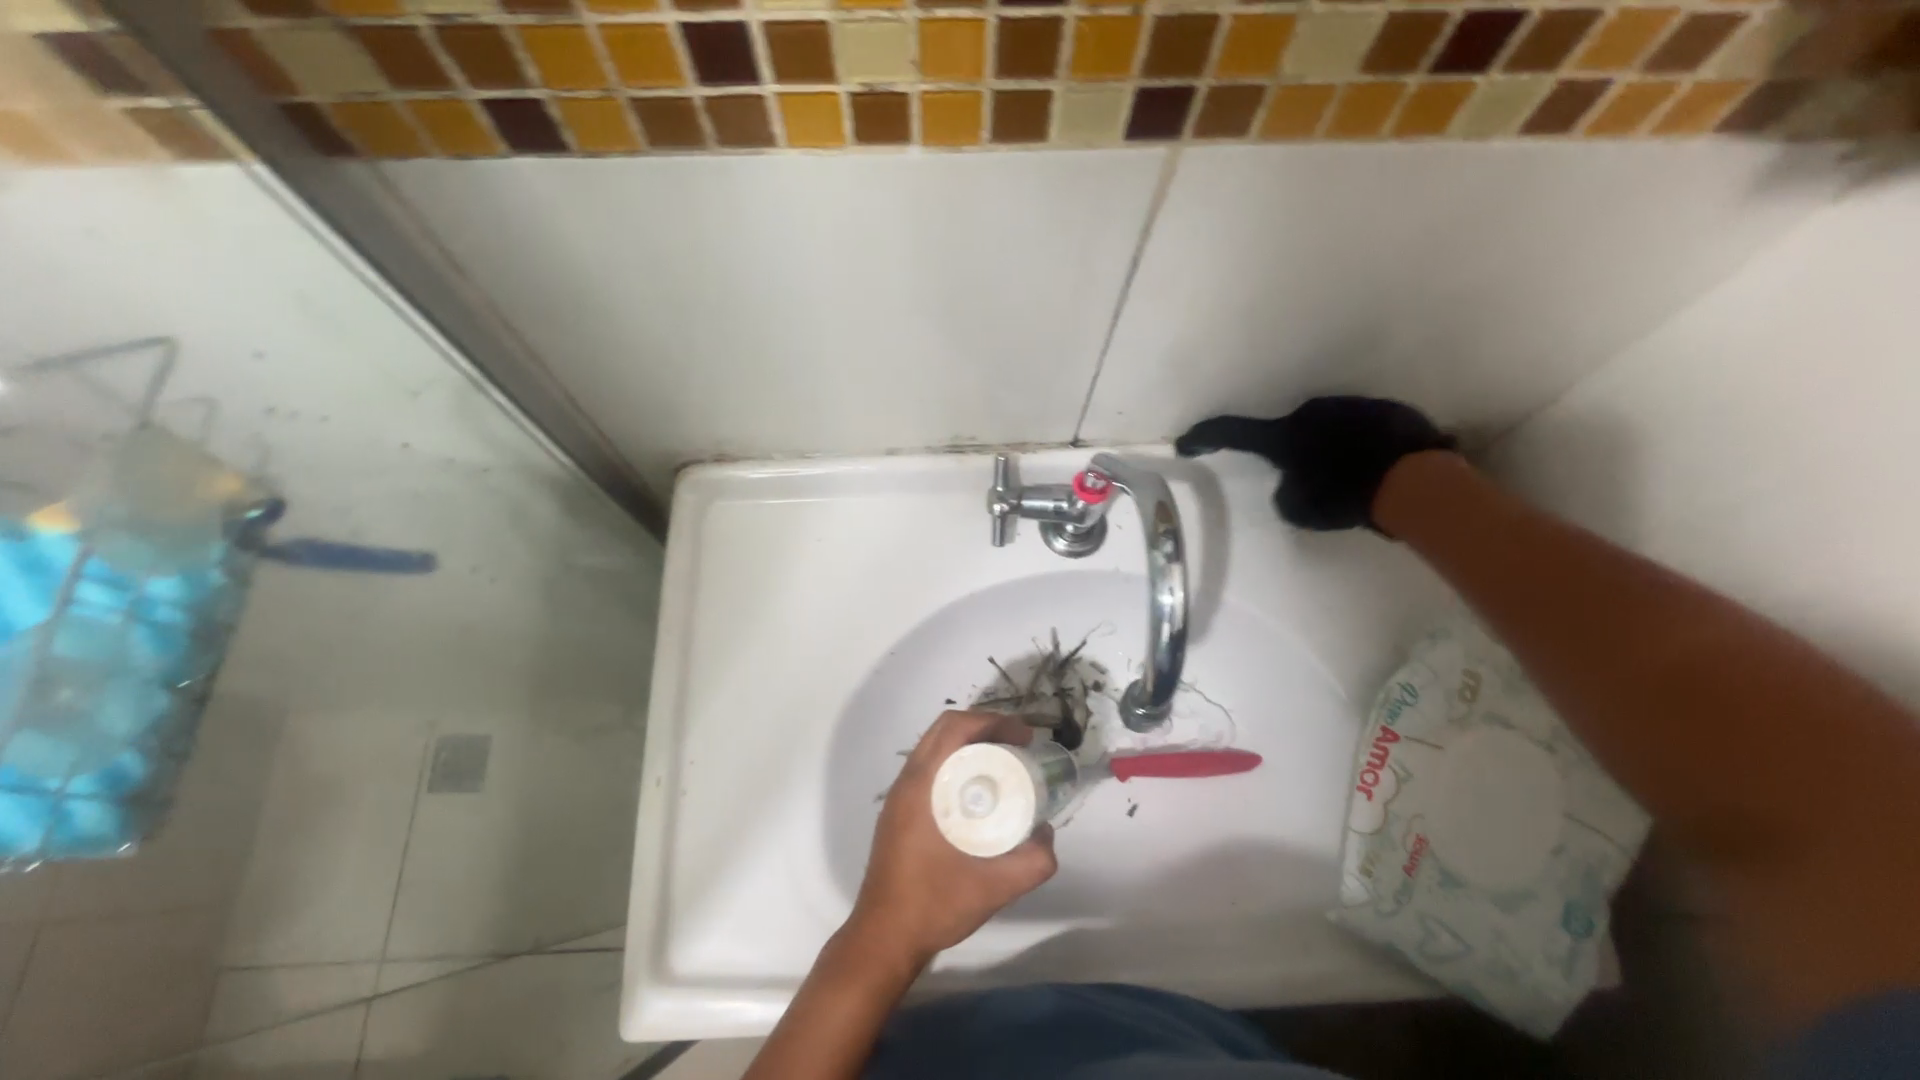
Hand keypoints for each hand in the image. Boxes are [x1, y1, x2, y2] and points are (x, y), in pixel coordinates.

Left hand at [848, 710, 1057, 967]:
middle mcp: (906, 784)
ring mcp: (899, 800)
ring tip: (1005, 767)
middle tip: (1020, 748)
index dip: (993, 722)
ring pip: (935, 751)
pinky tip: (980, 798)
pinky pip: (930, 772)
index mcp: (920, 787)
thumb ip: (1032, 862)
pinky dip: (957, 768)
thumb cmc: (933, 906)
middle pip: (945, 732)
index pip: (955, 728)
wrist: (884, 938)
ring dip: (970, 748)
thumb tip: (1047, 834)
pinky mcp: (899, 815)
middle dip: (986, 729)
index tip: (1025, 739)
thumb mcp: (994, 887)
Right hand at [1175, 396, 1455, 531]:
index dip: (1205, 438)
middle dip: (1292, 450)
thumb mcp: (1302, 511)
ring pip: (1326, 428)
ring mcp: (1350, 405)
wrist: (1417, 480)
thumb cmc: (1349, 498)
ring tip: (1349, 477)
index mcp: (1285, 436)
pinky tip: (1376, 468)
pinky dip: (1359, 446)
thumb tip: (1292, 484)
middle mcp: (1312, 412)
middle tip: (1308, 480)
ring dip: (1329, 447)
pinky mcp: (1384, 409)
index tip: (1186, 442)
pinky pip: (1359, 427)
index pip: (1234, 432)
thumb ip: (1286, 494)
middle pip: (1290, 431)